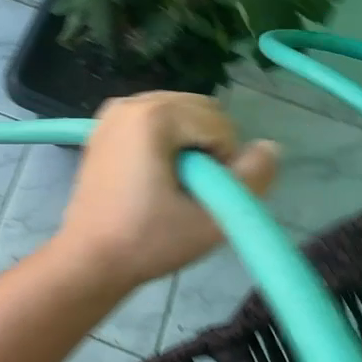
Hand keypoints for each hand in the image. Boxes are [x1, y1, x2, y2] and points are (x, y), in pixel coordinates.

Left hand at [51, 92, 278, 287]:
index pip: (221, 125)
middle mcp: (131, 102)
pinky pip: (156, 121)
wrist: (90, 260)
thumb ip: (251, 180)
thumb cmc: (148, 241)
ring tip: (172, 186)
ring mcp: (114, 112)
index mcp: (154, 116)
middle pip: (202, 110)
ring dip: (190, 144)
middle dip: (208, 147)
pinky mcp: (105, 126)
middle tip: (188, 191)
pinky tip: (154, 177)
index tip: (199, 197)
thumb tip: (271, 147)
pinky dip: (166, 142)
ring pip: (181, 114)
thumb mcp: (212, 219)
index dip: (224, 164)